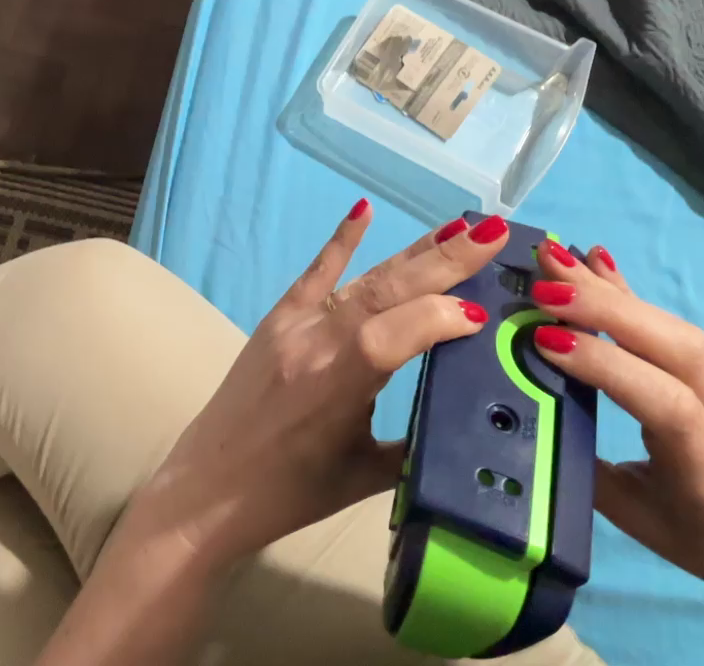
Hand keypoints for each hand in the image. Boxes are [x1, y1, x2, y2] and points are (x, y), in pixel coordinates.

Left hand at [124, 205, 508, 568]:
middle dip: (444, 261)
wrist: (208, 486)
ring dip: (413, 253)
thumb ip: (416, 444)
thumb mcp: (363, 478)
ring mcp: (293, 325)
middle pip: (386, 292)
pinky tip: (362, 208)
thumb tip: (468, 415)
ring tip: (458, 227)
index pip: (396, 334)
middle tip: (494, 233)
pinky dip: (340, 241)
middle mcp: (315, 345)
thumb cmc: (289, 494)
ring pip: (362, 280)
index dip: (441, 317)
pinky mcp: (276, 319)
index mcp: (336, 389)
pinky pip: (314, 275)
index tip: (484, 314)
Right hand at [526, 243, 703, 618]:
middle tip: (543, 285)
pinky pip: (671, 328)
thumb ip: (591, 475)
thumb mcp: (646, 526)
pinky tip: (596, 260)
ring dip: (611, 292)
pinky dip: (629, 293)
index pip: (668, 406)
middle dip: (609, 309)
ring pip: (676, 330)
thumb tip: (529, 421)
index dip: (609, 366)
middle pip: (680, 349)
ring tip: (554, 259)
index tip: (545, 341)